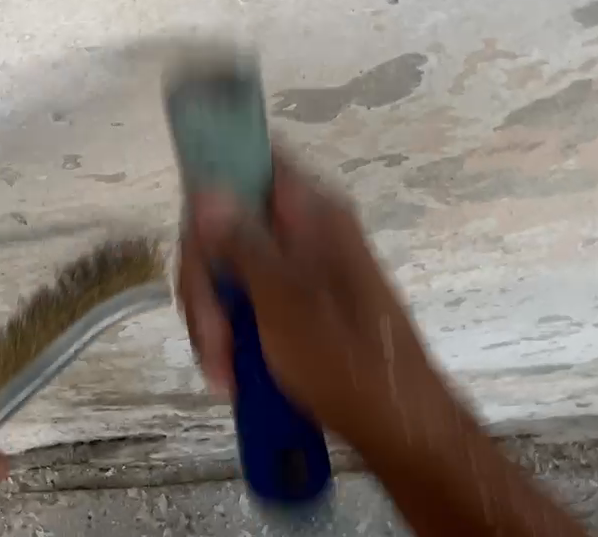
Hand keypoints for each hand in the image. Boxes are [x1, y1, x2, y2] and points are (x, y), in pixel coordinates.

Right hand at [174, 151, 464, 457]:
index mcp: (310, 212)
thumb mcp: (282, 302)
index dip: (209, 179)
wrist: (405, 438)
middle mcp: (304, 227)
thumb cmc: (349, 366)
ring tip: (221, 367)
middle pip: (223, 221)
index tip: (192, 228)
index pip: (248, 159)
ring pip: (226, 263)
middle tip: (210, 333)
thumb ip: (241, 242)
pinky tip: (229, 367)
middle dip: (205, 280)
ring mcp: (299, 263)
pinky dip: (228, 327)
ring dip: (212, 314)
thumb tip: (205, 189)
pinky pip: (242, 293)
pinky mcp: (294, 297)